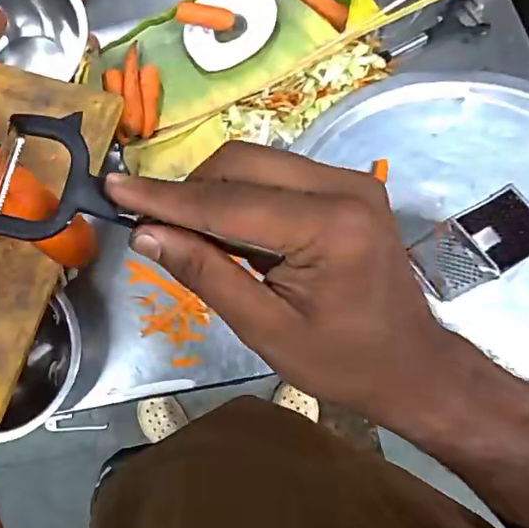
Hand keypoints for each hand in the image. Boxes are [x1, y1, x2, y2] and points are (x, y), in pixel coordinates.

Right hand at [104, 142, 495, 428]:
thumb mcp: (265, 329)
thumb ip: (204, 273)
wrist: (414, 365)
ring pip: (255, 162)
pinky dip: (239, 195)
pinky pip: (274, 174)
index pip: (226, 202)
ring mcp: (349, 180)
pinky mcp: (346, 186)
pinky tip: (228, 231)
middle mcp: (343, 186)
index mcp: (328, 227)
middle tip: (156, 228)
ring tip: (191, 234)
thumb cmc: (342, 361)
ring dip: (212, 191)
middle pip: (239, 163)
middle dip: (188, 191)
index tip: (114, 187)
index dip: (163, 197)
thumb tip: (145, 232)